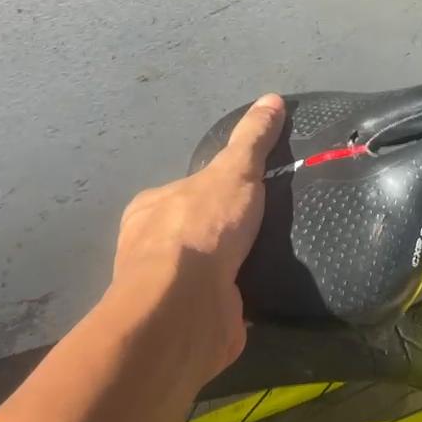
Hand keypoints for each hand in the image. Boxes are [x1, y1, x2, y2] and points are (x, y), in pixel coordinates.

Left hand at [108, 93, 285, 365]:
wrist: (185, 307)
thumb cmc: (202, 227)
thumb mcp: (236, 169)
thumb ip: (253, 138)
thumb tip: (272, 97)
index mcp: (150, 209)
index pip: (183, 192)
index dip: (213, 189)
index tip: (246, 191)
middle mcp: (148, 250)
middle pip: (193, 232)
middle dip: (223, 232)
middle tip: (266, 223)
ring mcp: (166, 291)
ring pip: (204, 271)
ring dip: (232, 268)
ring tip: (273, 255)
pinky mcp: (185, 323)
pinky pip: (219, 304)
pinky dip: (241, 299)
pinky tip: (266, 290)